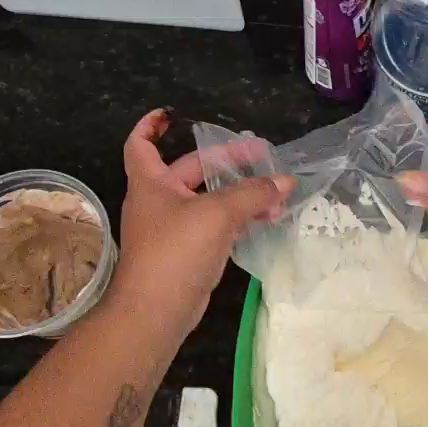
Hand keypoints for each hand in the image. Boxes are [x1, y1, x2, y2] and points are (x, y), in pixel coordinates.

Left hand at [107, 109, 293, 334]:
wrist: (156, 312)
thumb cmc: (175, 252)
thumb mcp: (217, 214)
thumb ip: (253, 194)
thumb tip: (286, 181)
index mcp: (151, 184)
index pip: (140, 145)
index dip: (151, 126)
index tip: (170, 114)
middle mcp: (160, 201)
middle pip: (193, 170)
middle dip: (227, 160)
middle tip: (261, 154)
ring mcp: (176, 228)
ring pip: (212, 199)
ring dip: (242, 193)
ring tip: (277, 193)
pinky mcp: (191, 252)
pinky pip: (219, 225)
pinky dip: (242, 219)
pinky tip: (269, 219)